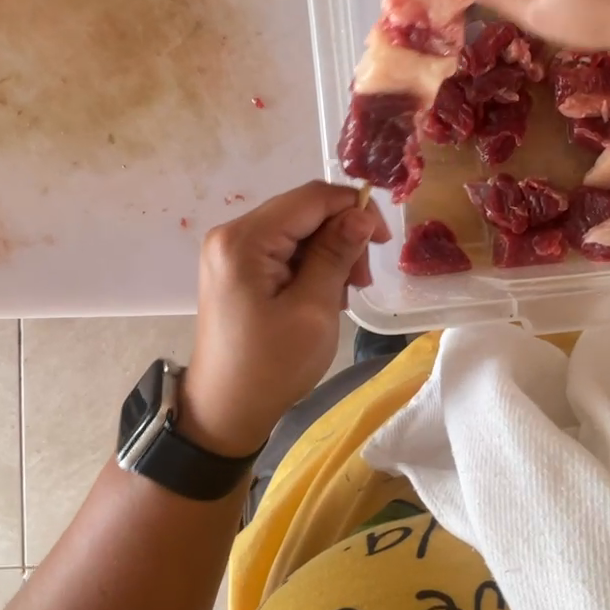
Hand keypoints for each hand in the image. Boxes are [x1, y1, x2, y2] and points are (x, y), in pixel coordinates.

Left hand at [180, 182, 390, 457]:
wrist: (224, 412)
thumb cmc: (271, 366)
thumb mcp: (314, 309)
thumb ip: (336, 254)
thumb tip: (362, 214)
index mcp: (245, 239)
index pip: (311, 197)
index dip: (354, 208)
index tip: (384, 241)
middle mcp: (232, 234)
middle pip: (304, 210)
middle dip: (342, 235)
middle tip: (362, 281)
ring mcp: (231, 251)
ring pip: (297, 230)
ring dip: (329, 253)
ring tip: (343, 295)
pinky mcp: (237, 269)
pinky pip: (283, 249)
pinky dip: (310, 265)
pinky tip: (322, 294)